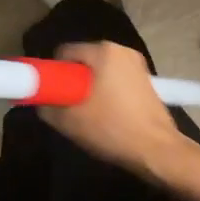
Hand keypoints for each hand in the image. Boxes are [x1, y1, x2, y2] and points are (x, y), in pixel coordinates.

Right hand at [39, 42, 194, 176]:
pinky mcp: (147, 80)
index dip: (55, 73)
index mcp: (103, 51)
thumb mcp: (69, 121)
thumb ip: (47, 107)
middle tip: (70, 106)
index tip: (53, 94)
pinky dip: (108, 91)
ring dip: (92, 87)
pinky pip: (117, 79)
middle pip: (85, 60)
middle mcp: (122, 50)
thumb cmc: (112, 129)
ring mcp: (138, 64)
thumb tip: (41, 102)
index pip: (65, 52)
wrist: (157, 150)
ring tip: (89, 114)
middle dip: (74, 80)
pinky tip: (108, 115)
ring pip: (101, 70)